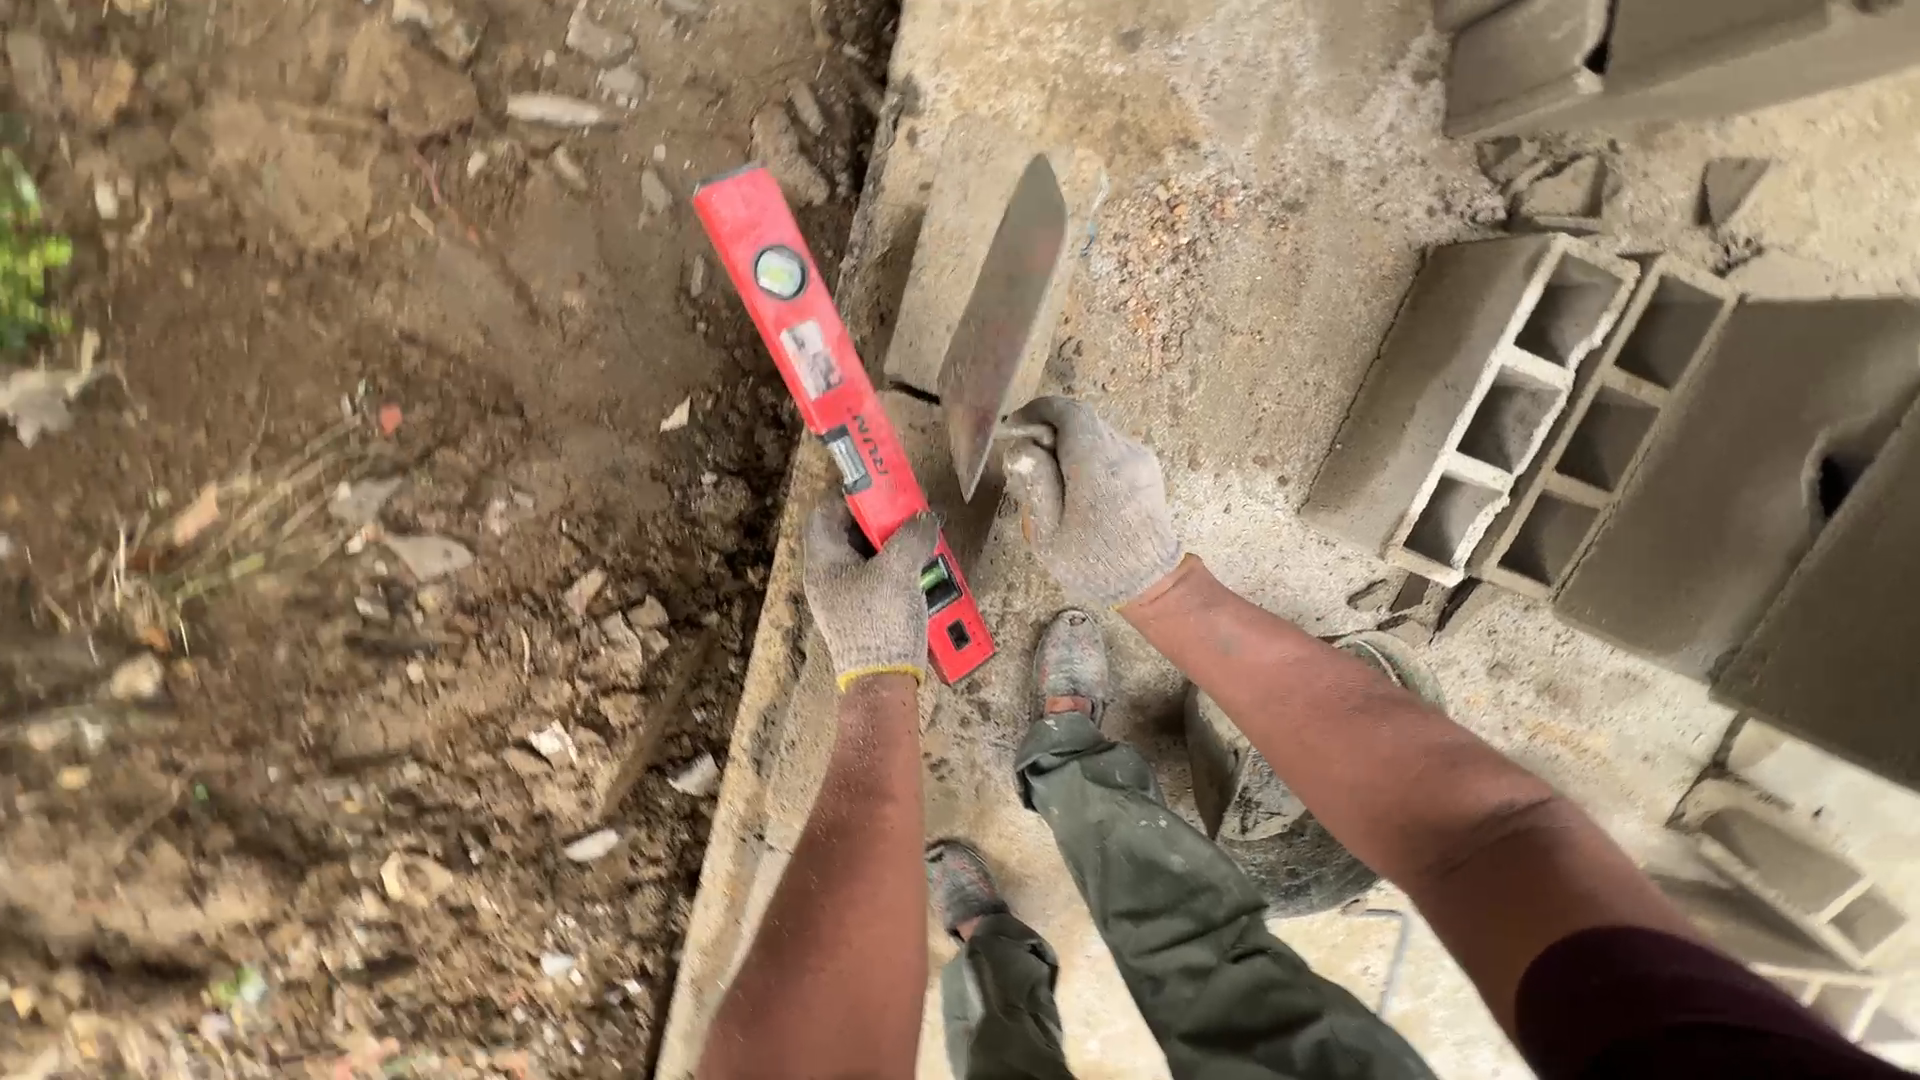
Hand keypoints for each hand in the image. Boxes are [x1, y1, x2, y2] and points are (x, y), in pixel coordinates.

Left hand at [803, 500, 939, 691]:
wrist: (883, 682)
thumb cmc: (880, 622)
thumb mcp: (898, 571)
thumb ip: (911, 536)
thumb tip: (924, 517)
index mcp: (824, 562)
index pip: (824, 514)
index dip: (851, 498)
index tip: (882, 493)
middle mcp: (829, 577)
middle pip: (849, 534)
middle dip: (881, 523)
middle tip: (909, 517)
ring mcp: (846, 598)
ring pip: (867, 557)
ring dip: (895, 547)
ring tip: (922, 543)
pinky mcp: (864, 614)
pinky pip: (879, 580)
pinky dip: (899, 571)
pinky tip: (922, 572)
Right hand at [1001, 396, 1182, 608]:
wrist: (1149, 582)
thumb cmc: (1092, 563)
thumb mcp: (1047, 533)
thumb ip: (1034, 483)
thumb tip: (1022, 446)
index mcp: (1095, 464)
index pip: (1067, 412)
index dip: (1037, 412)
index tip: (1017, 427)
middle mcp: (1122, 452)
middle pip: (1082, 420)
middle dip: (1051, 430)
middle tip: (1029, 458)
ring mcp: (1139, 457)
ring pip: (1096, 432)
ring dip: (1069, 443)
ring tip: (1052, 477)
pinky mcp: (1146, 467)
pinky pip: (1110, 447)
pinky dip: (1088, 454)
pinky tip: (1078, 486)